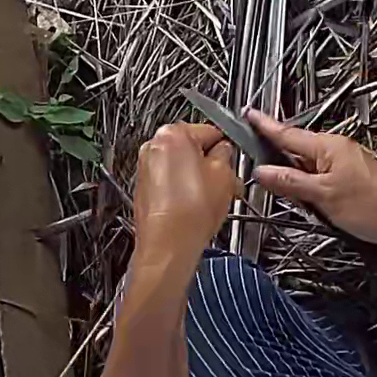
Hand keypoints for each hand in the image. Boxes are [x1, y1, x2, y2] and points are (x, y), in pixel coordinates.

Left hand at [132, 123, 239, 271]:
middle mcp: (154, 146)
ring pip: (182, 166)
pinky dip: (184, 190)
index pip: (209, 130)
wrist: (168, 246)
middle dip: (212, 164)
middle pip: (193, 148)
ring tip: (213, 199)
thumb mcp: (224, 175)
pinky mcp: (144, 188)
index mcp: (173, 134)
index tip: (232, 161)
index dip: (226, 148)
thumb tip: (224, 150)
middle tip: (227, 183)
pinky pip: (170, 181)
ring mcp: (146, 168)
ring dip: (199, 178)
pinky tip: (197, 207)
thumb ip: (226, 154)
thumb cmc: (189, 212)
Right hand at [245, 109, 376, 253]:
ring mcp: (345, 166)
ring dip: (300, 187)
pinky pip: (321, 183)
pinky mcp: (351, 183)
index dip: (265, 125)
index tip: (249, 115)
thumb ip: (290, 183)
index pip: (287, 133)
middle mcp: (336, 151)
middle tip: (270, 184)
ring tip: (308, 207)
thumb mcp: (324, 196)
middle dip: (281, 170)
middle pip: (295, 154)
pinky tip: (321, 211)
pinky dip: (315, 195)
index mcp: (328, 146)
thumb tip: (263, 172)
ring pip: (308, 172)